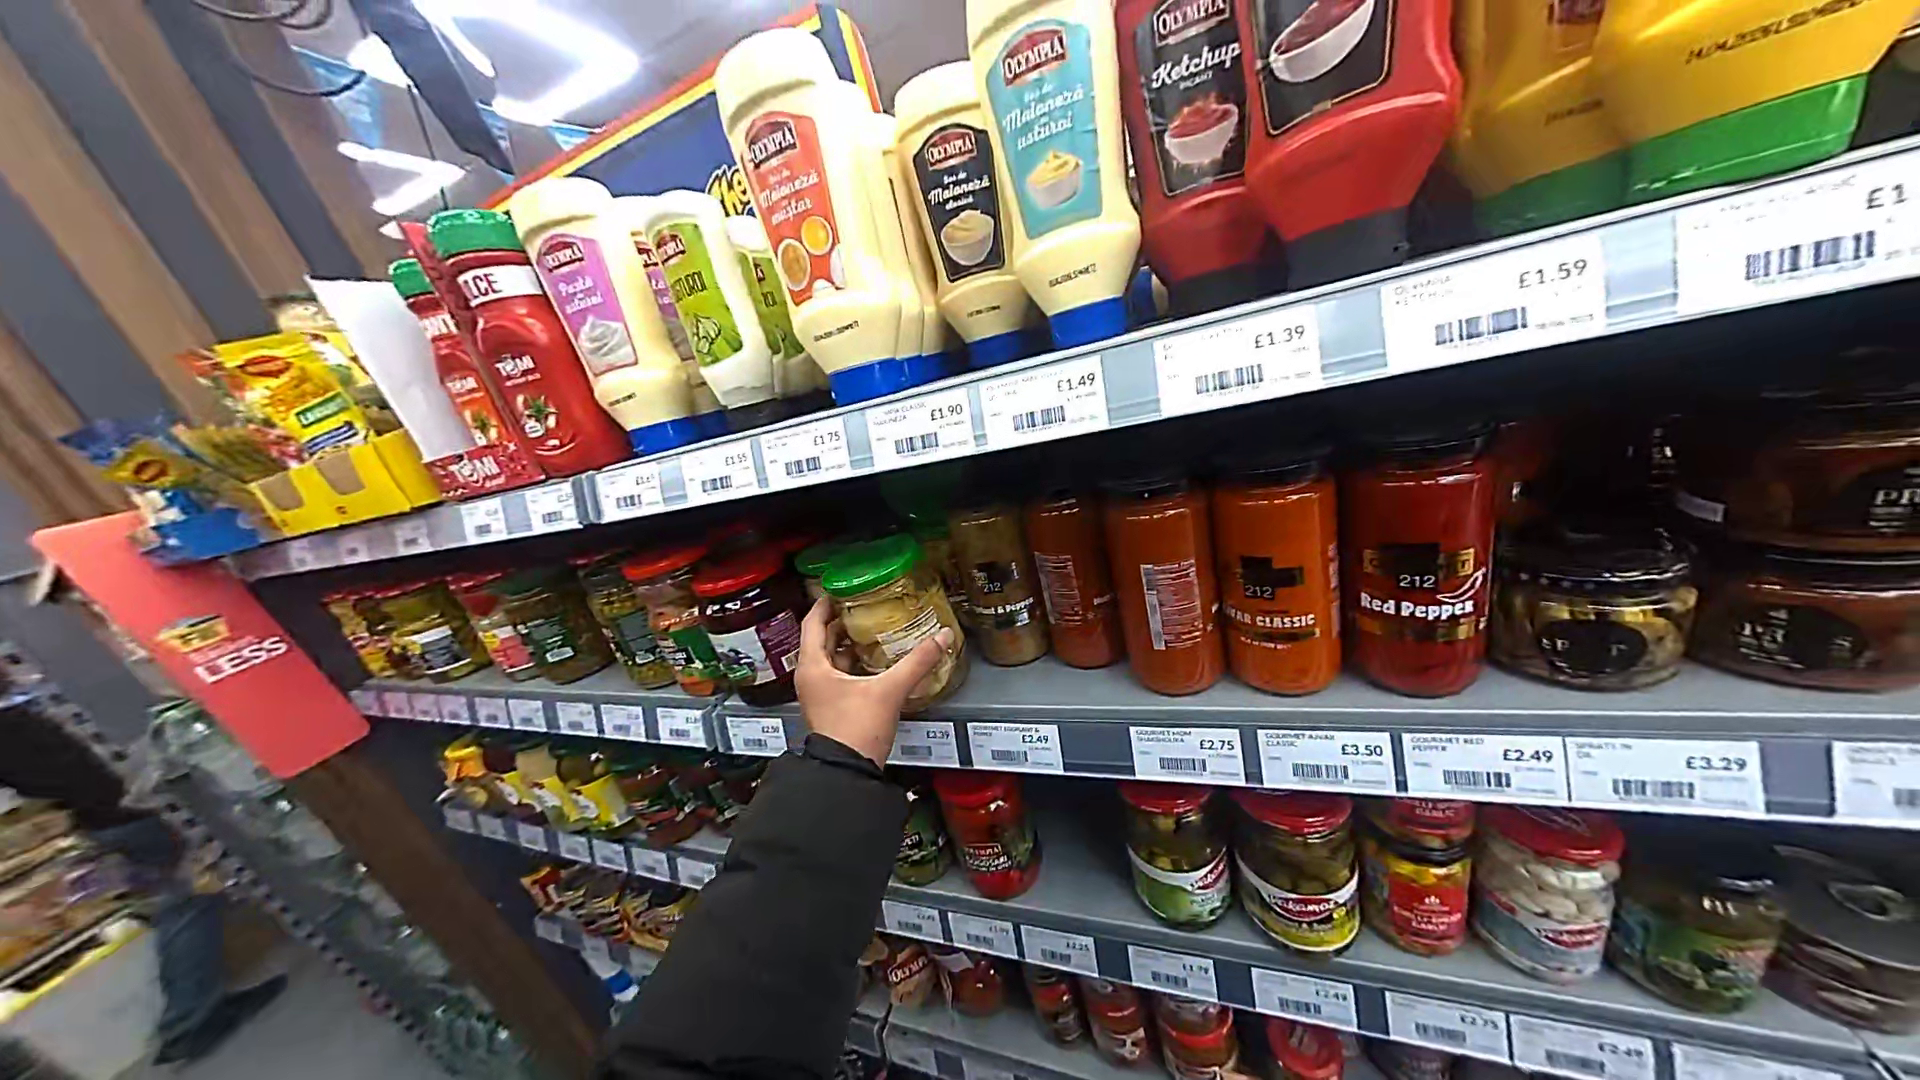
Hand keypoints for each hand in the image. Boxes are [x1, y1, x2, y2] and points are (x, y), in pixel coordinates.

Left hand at [795, 597, 955, 766]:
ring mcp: (820, 693)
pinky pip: (838, 675)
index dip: (824, 604)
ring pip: (830, 658)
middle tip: (860, 605)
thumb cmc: (855, 731)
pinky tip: (873, 660)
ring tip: (870, 627)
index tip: (838, 589)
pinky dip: (852, 663)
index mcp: (813, 667)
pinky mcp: (832, 706)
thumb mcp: (889, 690)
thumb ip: (917, 662)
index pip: (812, 623)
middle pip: (821, 639)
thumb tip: (942, 637)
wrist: (847, 772)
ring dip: (846, 643)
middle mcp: (811, 678)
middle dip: (839, 622)